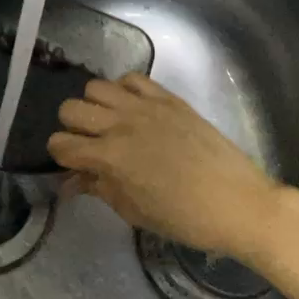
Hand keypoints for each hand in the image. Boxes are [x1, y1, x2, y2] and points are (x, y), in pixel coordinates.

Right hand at [48, 73, 284, 257]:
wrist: (239, 204)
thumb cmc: (186, 219)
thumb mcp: (135, 212)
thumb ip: (100, 190)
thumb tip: (71, 182)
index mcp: (111, 157)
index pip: (61, 144)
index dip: (60, 156)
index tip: (72, 166)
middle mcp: (121, 124)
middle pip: (70, 108)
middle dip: (71, 127)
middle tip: (89, 145)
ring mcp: (145, 106)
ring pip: (96, 87)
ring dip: (95, 106)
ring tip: (110, 123)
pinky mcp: (168, 98)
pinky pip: (131, 78)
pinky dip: (124, 90)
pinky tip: (133, 109)